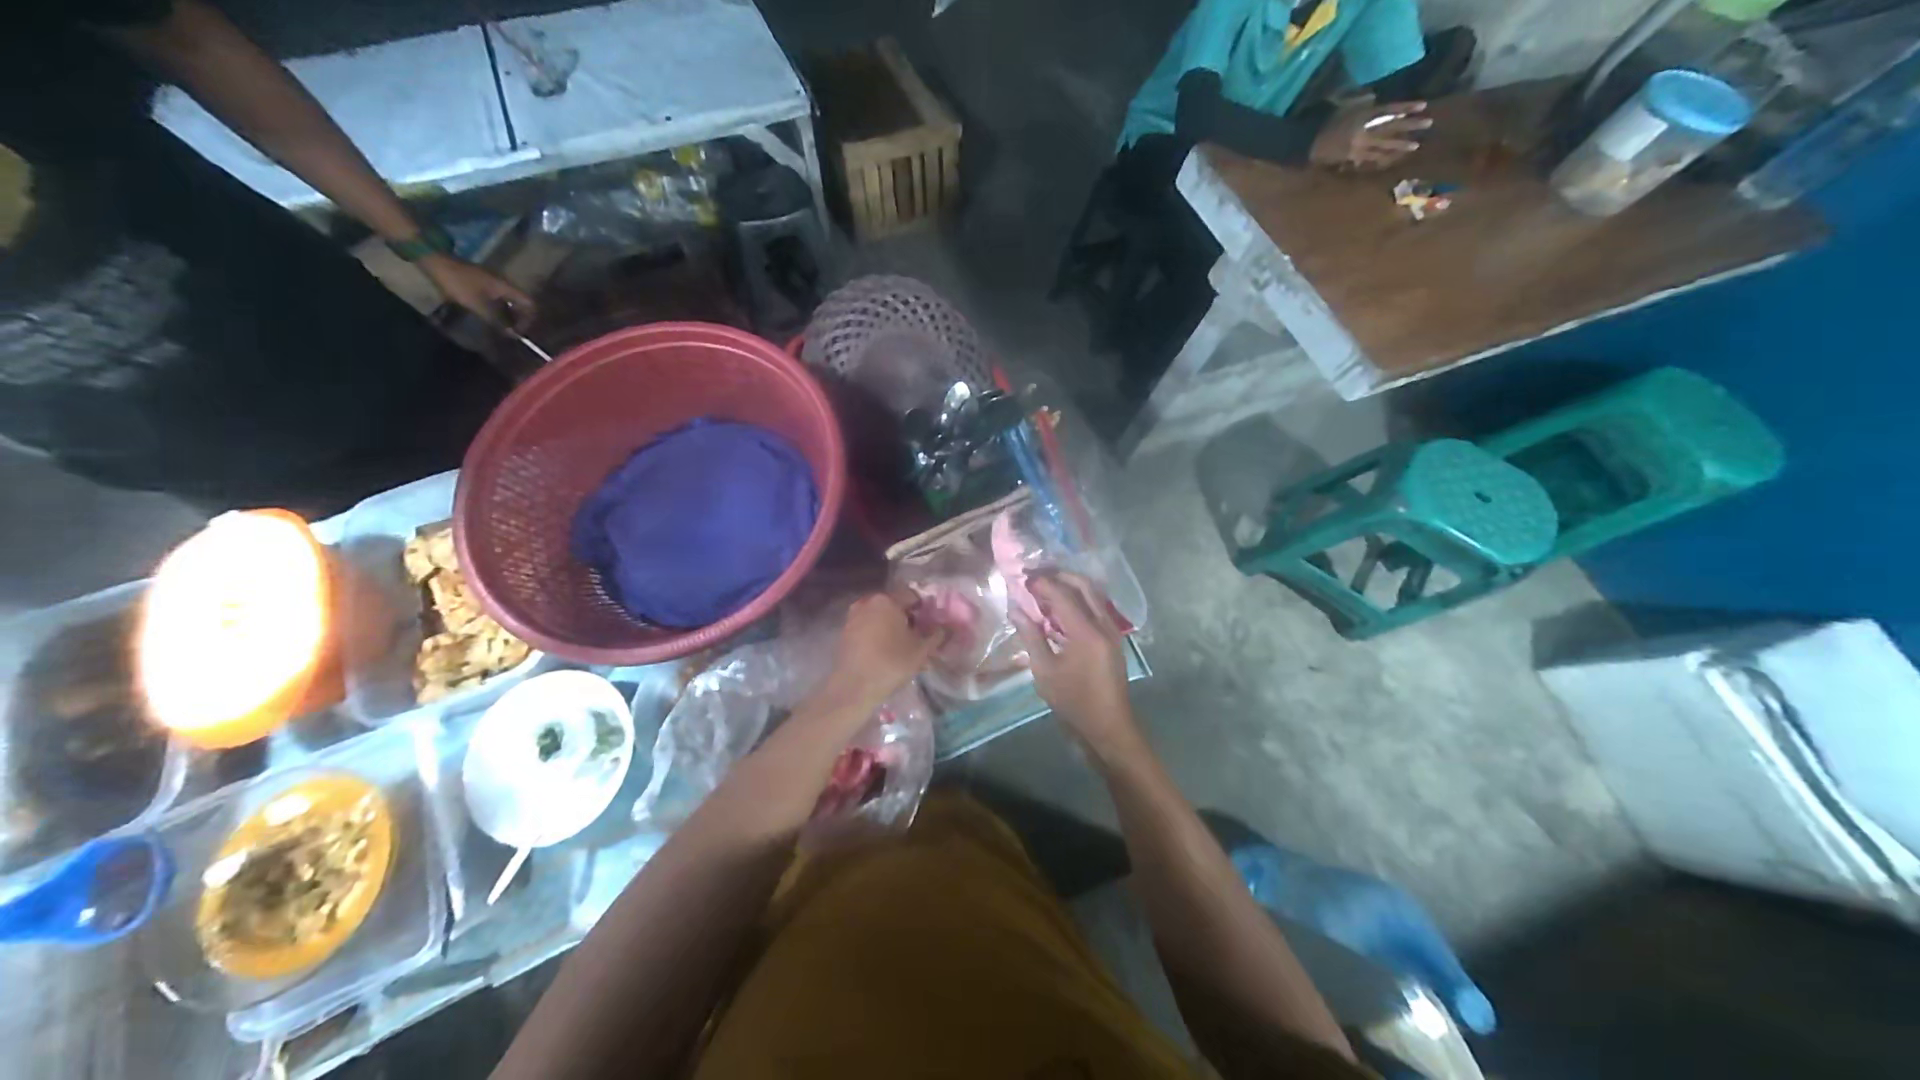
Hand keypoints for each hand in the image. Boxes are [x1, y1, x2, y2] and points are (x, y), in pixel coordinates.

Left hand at [416, 252, 536, 330]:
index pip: (530, 304)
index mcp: (507, 287)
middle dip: (519, 320)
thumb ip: (496, 320)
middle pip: (521, 304)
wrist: (435, 262)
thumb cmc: (458, 283)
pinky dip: (498, 310)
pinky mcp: (482, 284)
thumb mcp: (478, 305)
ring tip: (501, 329)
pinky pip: (498, 300)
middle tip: (510, 333)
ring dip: (508, 316)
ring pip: (509, 303)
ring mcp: (493, 283)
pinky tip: (490, 319)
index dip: (529, 320)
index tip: (518, 332)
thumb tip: (512, 334)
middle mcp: (504, 284)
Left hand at [821, 593, 943, 713]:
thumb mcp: (921, 650)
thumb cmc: (891, 663)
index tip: (934, 624)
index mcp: (887, 600)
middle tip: (922, 638)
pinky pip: (869, 629)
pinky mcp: (846, 633)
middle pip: (896, 606)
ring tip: (907, 649)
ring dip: (895, 630)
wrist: (854, 687)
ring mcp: (854, 617)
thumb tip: (946, 628)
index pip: (913, 596)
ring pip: (881, 619)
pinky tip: (889, 654)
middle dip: (910, 620)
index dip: (926, 608)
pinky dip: (880, 636)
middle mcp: (868, 602)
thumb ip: (937, 635)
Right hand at [1010, 572, 1135, 748]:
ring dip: (1070, 586)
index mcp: (1086, 632)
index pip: (1063, 594)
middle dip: (1059, 576)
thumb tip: (1015, 609)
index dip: (1042, 583)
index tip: (1022, 579)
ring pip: (1093, 594)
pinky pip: (1097, 607)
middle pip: (1083, 585)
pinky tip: (1060, 609)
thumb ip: (1031, 636)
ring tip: (1045, 589)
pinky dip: (1079, 600)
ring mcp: (1112, 630)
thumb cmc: (1073, 702)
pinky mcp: (1113, 638)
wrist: (1108, 726)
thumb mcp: (1044, 671)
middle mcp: (1104, 624)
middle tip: (1035, 576)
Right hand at [1309, 100, 1430, 169]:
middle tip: (1428, 124)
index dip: (1406, 108)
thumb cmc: (1324, 121)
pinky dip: (1382, 158)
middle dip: (1409, 126)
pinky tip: (1392, 158)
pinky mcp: (1352, 157)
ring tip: (1415, 146)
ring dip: (1400, 146)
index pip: (1389, 110)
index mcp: (1362, 116)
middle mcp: (1364, 131)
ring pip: (1384, 145)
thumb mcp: (1341, 105)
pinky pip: (1370, 158)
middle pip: (1391, 128)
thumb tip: (1373, 98)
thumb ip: (1358, 101)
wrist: (1308, 142)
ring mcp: (1359, 146)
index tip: (1423, 106)